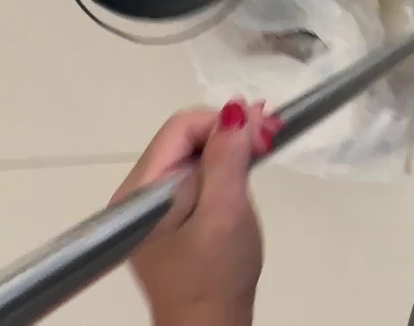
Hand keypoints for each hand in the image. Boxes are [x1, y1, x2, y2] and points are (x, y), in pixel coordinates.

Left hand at [113, 101, 279, 325]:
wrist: (211, 324)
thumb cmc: (217, 272)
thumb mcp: (226, 212)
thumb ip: (226, 159)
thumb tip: (236, 109)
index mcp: (142, 192)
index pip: (183, 127)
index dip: (226, 123)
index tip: (264, 134)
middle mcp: (141, 192)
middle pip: (190, 135)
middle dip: (233, 130)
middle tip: (273, 135)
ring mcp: (156, 203)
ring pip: (198, 149)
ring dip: (234, 143)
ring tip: (267, 144)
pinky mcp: (173, 211)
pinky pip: (199, 169)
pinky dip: (228, 160)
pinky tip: (250, 160)